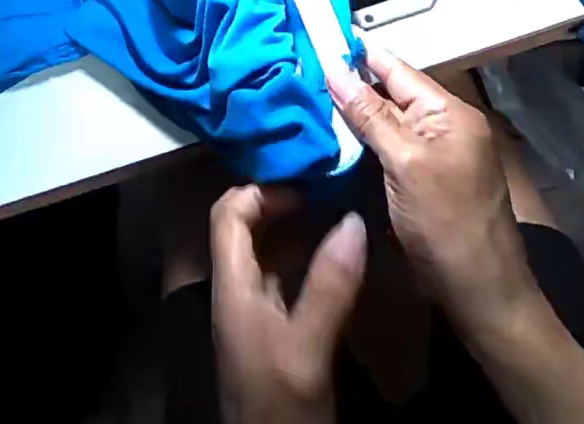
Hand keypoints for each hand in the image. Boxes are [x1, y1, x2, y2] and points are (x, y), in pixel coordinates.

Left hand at [211, 185, 365, 423]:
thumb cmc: (278, 409)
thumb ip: (328, 286)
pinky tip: (340, 250)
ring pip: (270, 246)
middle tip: (329, 184)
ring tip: (340, 205)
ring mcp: (257, 307)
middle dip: (284, 198)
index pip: (229, 214)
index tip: (305, 183)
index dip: (261, 190)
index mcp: (233, 286)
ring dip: (300, 222)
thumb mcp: (306, 350)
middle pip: (247, 224)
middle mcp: (240, 288)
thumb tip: (355, 220)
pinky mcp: (276, 324)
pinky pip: (288, 269)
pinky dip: (311, 249)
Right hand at [325, 49, 542, 335]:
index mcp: (448, 111)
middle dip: (352, 85)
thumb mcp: (406, 163)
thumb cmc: (445, 222)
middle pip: (392, 94)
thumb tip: (336, 72)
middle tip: (305, 72)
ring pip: (388, 121)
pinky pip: (390, 146)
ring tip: (310, 98)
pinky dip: (364, 140)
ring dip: (354, 113)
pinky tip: (334, 136)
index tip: (322, 38)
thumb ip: (371, 116)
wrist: (479, 291)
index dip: (361, 55)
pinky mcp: (422, 176)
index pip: (398, 70)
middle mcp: (443, 124)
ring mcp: (434, 151)